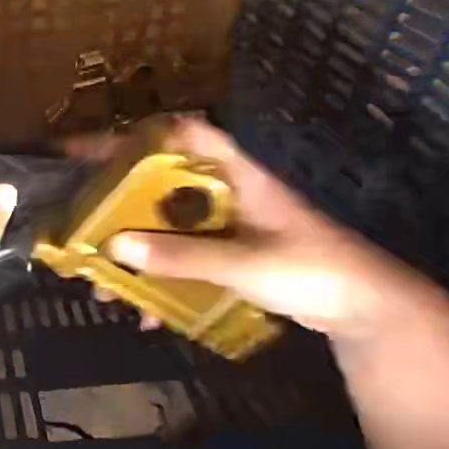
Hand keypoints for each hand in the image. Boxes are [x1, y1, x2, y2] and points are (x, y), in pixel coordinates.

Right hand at [103, 117, 447, 345]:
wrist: (370, 314)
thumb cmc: (316, 270)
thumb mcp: (247, 264)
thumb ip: (184, 257)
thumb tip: (116, 247)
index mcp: (231, 174)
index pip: (178, 134)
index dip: (130, 135)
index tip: (82, 151)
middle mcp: (219, 192)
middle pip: (155, 182)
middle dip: (114, 205)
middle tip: (78, 224)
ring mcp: (219, 225)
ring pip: (161, 224)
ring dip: (130, 251)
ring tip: (102, 284)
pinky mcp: (222, 253)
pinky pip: (176, 256)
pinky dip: (156, 279)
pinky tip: (145, 312)